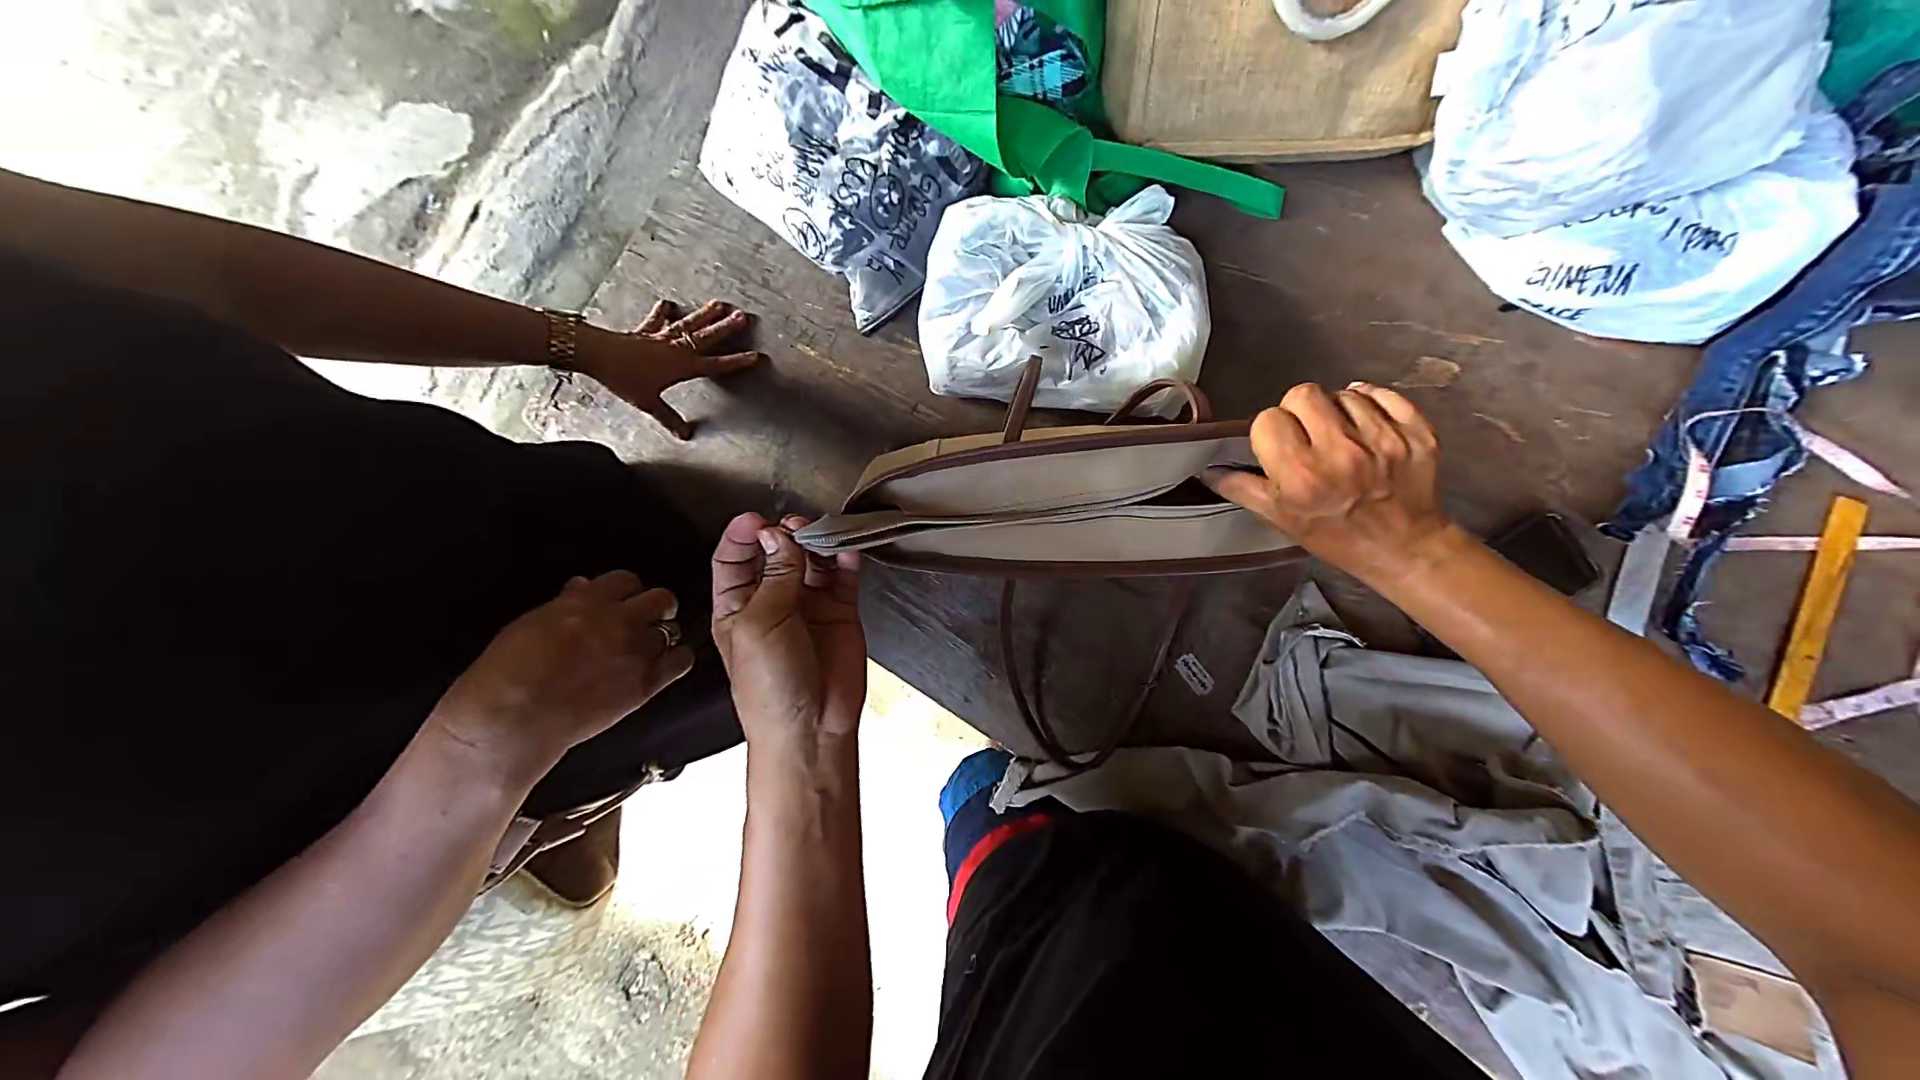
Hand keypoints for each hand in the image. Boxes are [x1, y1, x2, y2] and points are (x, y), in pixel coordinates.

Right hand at [425, 571, 696, 786]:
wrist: (512, 718)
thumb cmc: (507, 671)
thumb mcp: (531, 623)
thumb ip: (565, 604)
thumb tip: (582, 587)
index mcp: (588, 601)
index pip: (626, 580)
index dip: (626, 590)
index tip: (624, 600)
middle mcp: (620, 621)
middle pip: (661, 598)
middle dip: (655, 606)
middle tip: (648, 618)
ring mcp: (636, 652)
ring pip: (671, 631)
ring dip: (661, 637)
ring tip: (648, 647)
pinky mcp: (646, 683)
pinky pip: (682, 661)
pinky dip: (677, 659)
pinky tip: (666, 664)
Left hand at [573, 299, 765, 439]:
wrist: (596, 353)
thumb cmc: (624, 378)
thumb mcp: (649, 403)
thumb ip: (669, 418)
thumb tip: (685, 435)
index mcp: (682, 367)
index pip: (717, 365)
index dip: (737, 362)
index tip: (756, 356)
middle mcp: (676, 349)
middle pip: (707, 337)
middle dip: (726, 328)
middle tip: (743, 316)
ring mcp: (661, 337)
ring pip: (689, 324)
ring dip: (705, 314)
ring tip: (720, 304)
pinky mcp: (644, 332)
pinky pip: (657, 321)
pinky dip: (663, 312)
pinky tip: (669, 304)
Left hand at [710, 513, 866, 755]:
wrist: (811, 727)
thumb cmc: (769, 687)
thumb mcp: (759, 624)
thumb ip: (774, 576)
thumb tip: (779, 534)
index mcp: (737, 606)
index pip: (734, 559)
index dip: (742, 535)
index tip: (754, 519)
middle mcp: (773, 601)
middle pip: (776, 552)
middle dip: (783, 535)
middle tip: (793, 528)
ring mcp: (808, 605)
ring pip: (812, 559)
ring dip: (815, 542)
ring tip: (820, 534)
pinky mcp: (840, 610)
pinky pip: (843, 575)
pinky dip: (846, 557)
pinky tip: (845, 548)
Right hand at [1205, 381, 1461, 584]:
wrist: (1403, 547)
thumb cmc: (1335, 535)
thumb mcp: (1280, 518)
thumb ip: (1242, 489)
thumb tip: (1208, 470)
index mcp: (1301, 475)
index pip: (1269, 420)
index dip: (1269, 430)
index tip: (1278, 445)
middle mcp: (1341, 453)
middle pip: (1304, 394)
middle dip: (1298, 409)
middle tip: (1306, 432)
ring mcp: (1383, 440)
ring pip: (1343, 393)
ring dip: (1335, 409)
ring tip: (1339, 434)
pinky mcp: (1416, 432)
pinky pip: (1383, 395)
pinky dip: (1370, 403)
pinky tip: (1364, 423)